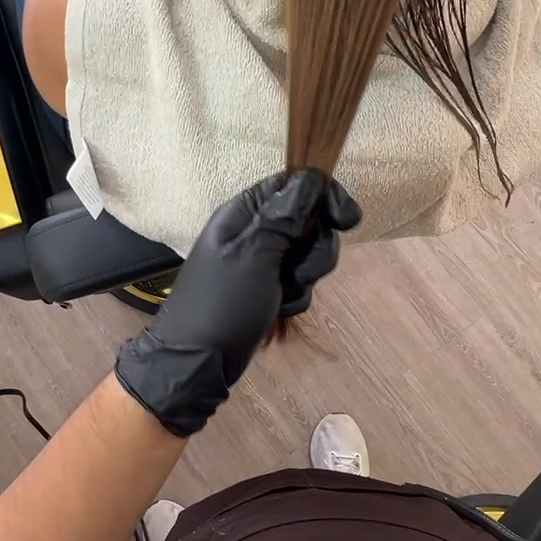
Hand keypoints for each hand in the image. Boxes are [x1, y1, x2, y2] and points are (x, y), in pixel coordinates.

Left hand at [116, 169, 361, 436]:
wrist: (196, 363)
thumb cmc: (222, 304)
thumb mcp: (255, 254)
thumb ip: (285, 215)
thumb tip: (311, 177)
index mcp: (244, 212)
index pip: (296, 184)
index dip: (325, 197)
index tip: (345, 221)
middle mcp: (253, 231)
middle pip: (309, 222)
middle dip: (314, 250)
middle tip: (296, 272)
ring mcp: (260, 262)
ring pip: (307, 256)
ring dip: (303, 278)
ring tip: (282, 296)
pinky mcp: (266, 289)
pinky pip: (297, 283)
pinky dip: (293, 298)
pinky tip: (278, 312)